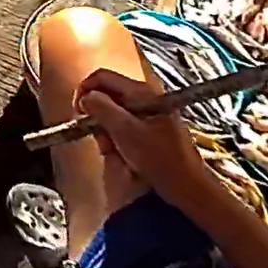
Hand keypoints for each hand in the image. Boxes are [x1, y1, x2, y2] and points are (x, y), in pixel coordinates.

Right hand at [74, 69, 224, 214]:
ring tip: (109, 147)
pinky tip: (118, 151)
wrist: (189, 190)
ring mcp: (149, 114)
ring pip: (111, 111)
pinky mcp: (150, 129)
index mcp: (144, 92)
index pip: (102, 77)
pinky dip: (114, 136)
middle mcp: (146, 98)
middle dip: (96, 113)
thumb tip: (84, 97)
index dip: (85, 90)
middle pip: (106, 94)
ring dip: (103, 128)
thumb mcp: (125, 131)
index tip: (78, 110)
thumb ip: (101, 108)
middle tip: (94, 132)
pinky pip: (121, 125)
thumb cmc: (160, 159)